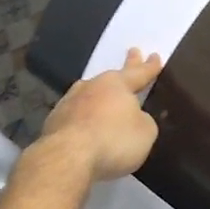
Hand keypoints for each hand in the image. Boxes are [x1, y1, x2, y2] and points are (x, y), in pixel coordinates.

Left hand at [38, 48, 164, 181]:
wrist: (68, 156)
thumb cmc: (114, 140)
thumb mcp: (145, 132)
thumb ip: (143, 121)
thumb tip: (133, 119)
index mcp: (116, 84)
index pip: (138, 73)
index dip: (149, 67)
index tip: (154, 56)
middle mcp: (91, 87)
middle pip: (112, 78)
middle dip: (126, 67)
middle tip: (133, 52)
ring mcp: (69, 102)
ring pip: (91, 94)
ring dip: (100, 96)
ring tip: (106, 97)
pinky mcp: (54, 122)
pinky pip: (76, 116)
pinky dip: (84, 118)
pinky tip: (86, 126)